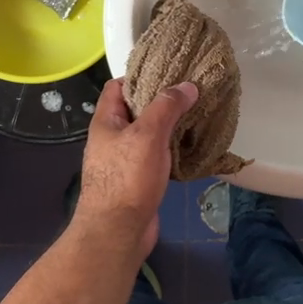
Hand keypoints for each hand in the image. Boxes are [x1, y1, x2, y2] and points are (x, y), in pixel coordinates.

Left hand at [72, 78, 199, 257]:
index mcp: (105, 122)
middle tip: (190, 93)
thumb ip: (167, 107)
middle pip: (136, 110)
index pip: (117, 87)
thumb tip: (187, 86)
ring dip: (169, 128)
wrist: (118, 231)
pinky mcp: (137, 182)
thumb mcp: (148, 134)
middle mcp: (111, 139)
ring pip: (148, 136)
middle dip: (161, 102)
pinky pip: (156, 158)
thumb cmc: (127, 178)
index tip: (168, 72)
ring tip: (197, 116)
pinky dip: (172, 151)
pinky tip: (191, 148)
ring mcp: (123, 162)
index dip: (140, 76)